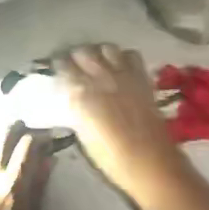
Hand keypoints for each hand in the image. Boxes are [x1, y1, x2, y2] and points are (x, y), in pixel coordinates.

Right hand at [53, 44, 187, 202]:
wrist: (150, 162)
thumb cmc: (112, 157)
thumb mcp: (83, 133)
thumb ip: (77, 109)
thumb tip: (74, 98)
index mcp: (81, 92)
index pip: (63, 65)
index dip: (58, 65)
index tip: (58, 69)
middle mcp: (100, 76)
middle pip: (83, 51)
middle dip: (77, 56)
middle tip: (76, 65)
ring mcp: (123, 74)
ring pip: (106, 47)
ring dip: (100, 53)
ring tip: (99, 63)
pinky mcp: (142, 77)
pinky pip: (131, 55)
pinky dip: (124, 57)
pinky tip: (122, 68)